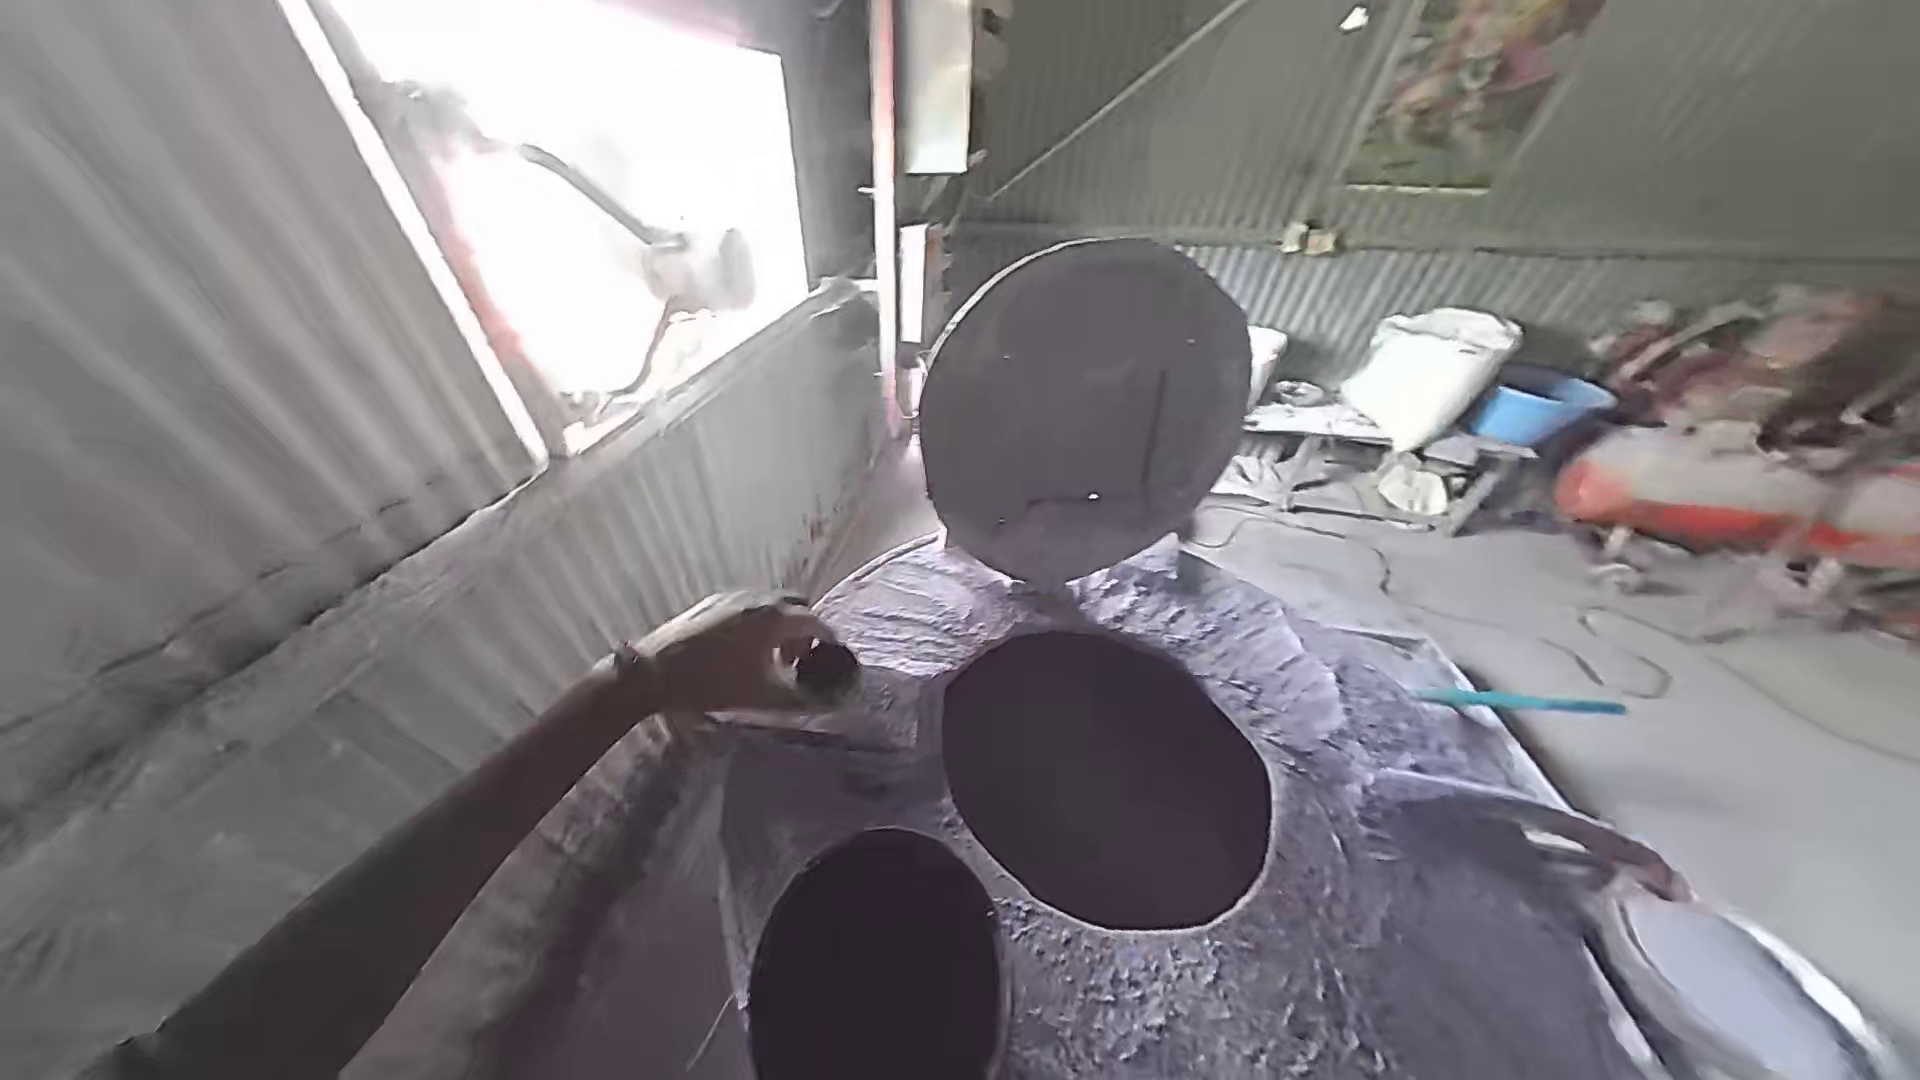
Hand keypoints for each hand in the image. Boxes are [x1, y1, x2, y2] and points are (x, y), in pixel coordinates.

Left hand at [635, 591, 842, 712]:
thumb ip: (803, 700)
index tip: (829, 659)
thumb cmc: (714, 683)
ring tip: (769, 655)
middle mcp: (761, 599)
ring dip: (780, 626)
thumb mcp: (764, 697)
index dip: (828, 642)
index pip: (817, 623)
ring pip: (772, 604)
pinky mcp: (714, 600)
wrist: (654, 671)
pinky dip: (758, 621)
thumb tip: (833, 705)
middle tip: (796, 659)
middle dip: (804, 631)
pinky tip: (742, 647)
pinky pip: (749, 605)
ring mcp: (736, 597)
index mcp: (777, 618)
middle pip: (797, 607)